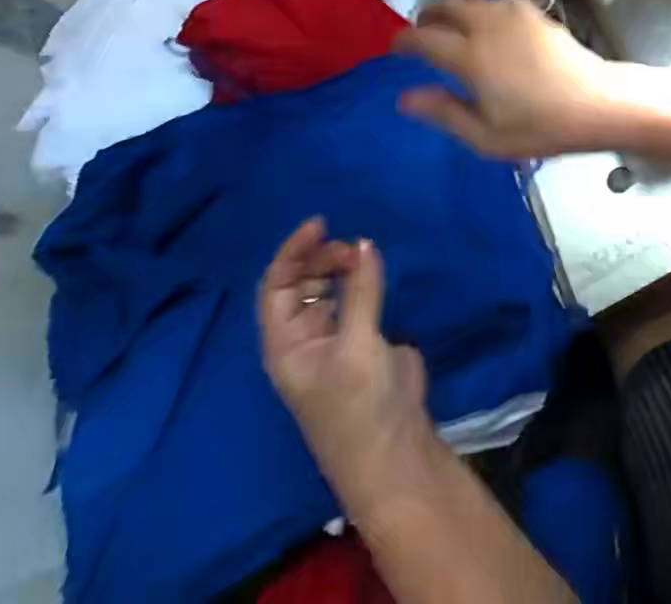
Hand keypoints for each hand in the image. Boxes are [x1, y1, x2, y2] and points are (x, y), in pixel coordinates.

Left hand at [259, 217, 430, 511]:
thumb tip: (364, 243)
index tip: (320, 224)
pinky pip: (356, 301)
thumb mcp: (358, 346)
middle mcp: (304, 338)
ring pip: (328, 291)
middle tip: (353, 245)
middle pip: (301, 285)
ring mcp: (334, 340)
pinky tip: (373, 270)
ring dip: (340, 268)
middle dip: (321, 258)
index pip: (277, 287)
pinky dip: (362, 281)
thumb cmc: (359, 403)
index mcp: (285, 344)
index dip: (293, 253)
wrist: (393, 448)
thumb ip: (361, 292)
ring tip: (363, 253)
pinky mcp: (364, 342)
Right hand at [393, 0, 632, 158]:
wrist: (599, 103)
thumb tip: (405, 97)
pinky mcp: (539, 15)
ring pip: (475, 0)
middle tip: (422, 31)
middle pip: (447, 6)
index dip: (404, 40)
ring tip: (454, 28)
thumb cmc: (542, 127)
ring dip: (456, 9)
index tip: (395, 48)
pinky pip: (501, 2)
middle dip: (428, 15)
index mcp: (471, 57)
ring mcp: (517, 17)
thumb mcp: (487, 136)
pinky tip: (492, 26)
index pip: (424, 38)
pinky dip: (485, 9)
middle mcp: (490, 27)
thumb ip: (444, 113)